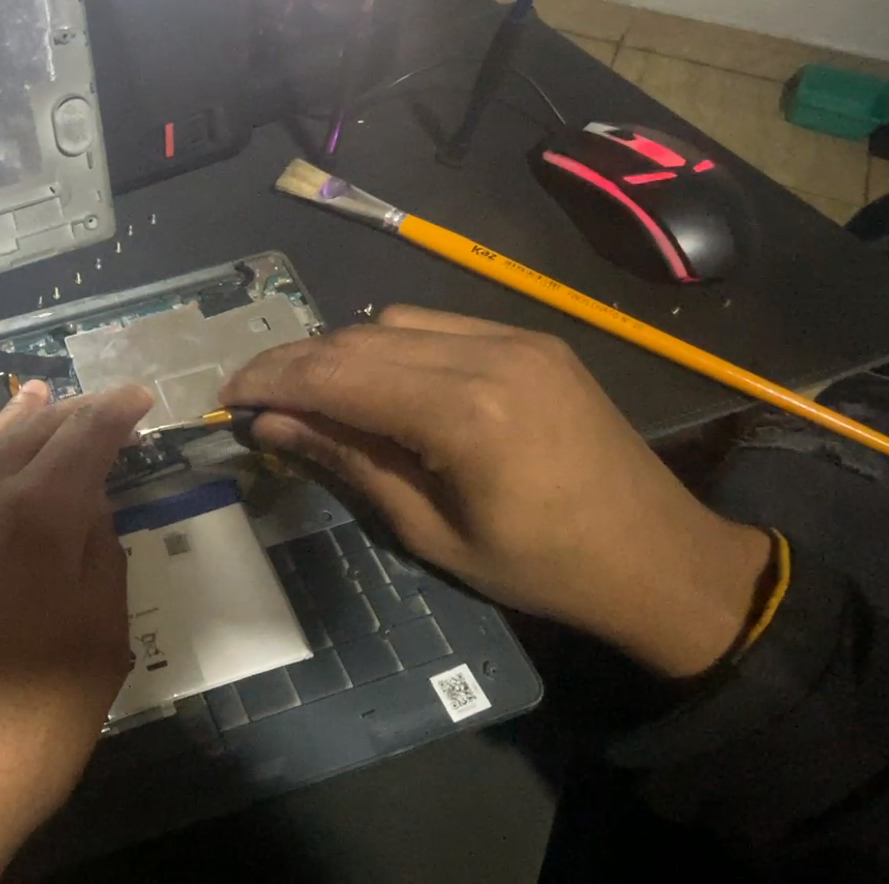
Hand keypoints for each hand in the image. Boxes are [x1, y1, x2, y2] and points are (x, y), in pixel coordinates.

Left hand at [0, 381, 153, 882]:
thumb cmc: (23, 727)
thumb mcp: (97, 644)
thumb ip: (98, 558)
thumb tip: (90, 505)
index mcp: (41, 513)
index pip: (88, 435)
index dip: (117, 410)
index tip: (140, 397)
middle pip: (34, 432)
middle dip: (73, 413)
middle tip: (101, 406)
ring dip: (13, 419)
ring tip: (36, 392)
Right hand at [221, 306, 771, 678]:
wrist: (661, 558)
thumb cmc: (539, 567)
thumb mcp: (427, 530)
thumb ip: (345, 462)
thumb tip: (271, 425)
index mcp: (465, 413)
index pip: (336, 375)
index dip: (270, 381)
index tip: (228, 398)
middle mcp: (486, 354)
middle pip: (354, 339)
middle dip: (290, 363)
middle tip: (251, 395)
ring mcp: (511, 337)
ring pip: (386, 321)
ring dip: (333, 351)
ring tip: (303, 390)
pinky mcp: (526, 337)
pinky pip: (430, 323)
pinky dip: (381, 344)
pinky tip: (369, 378)